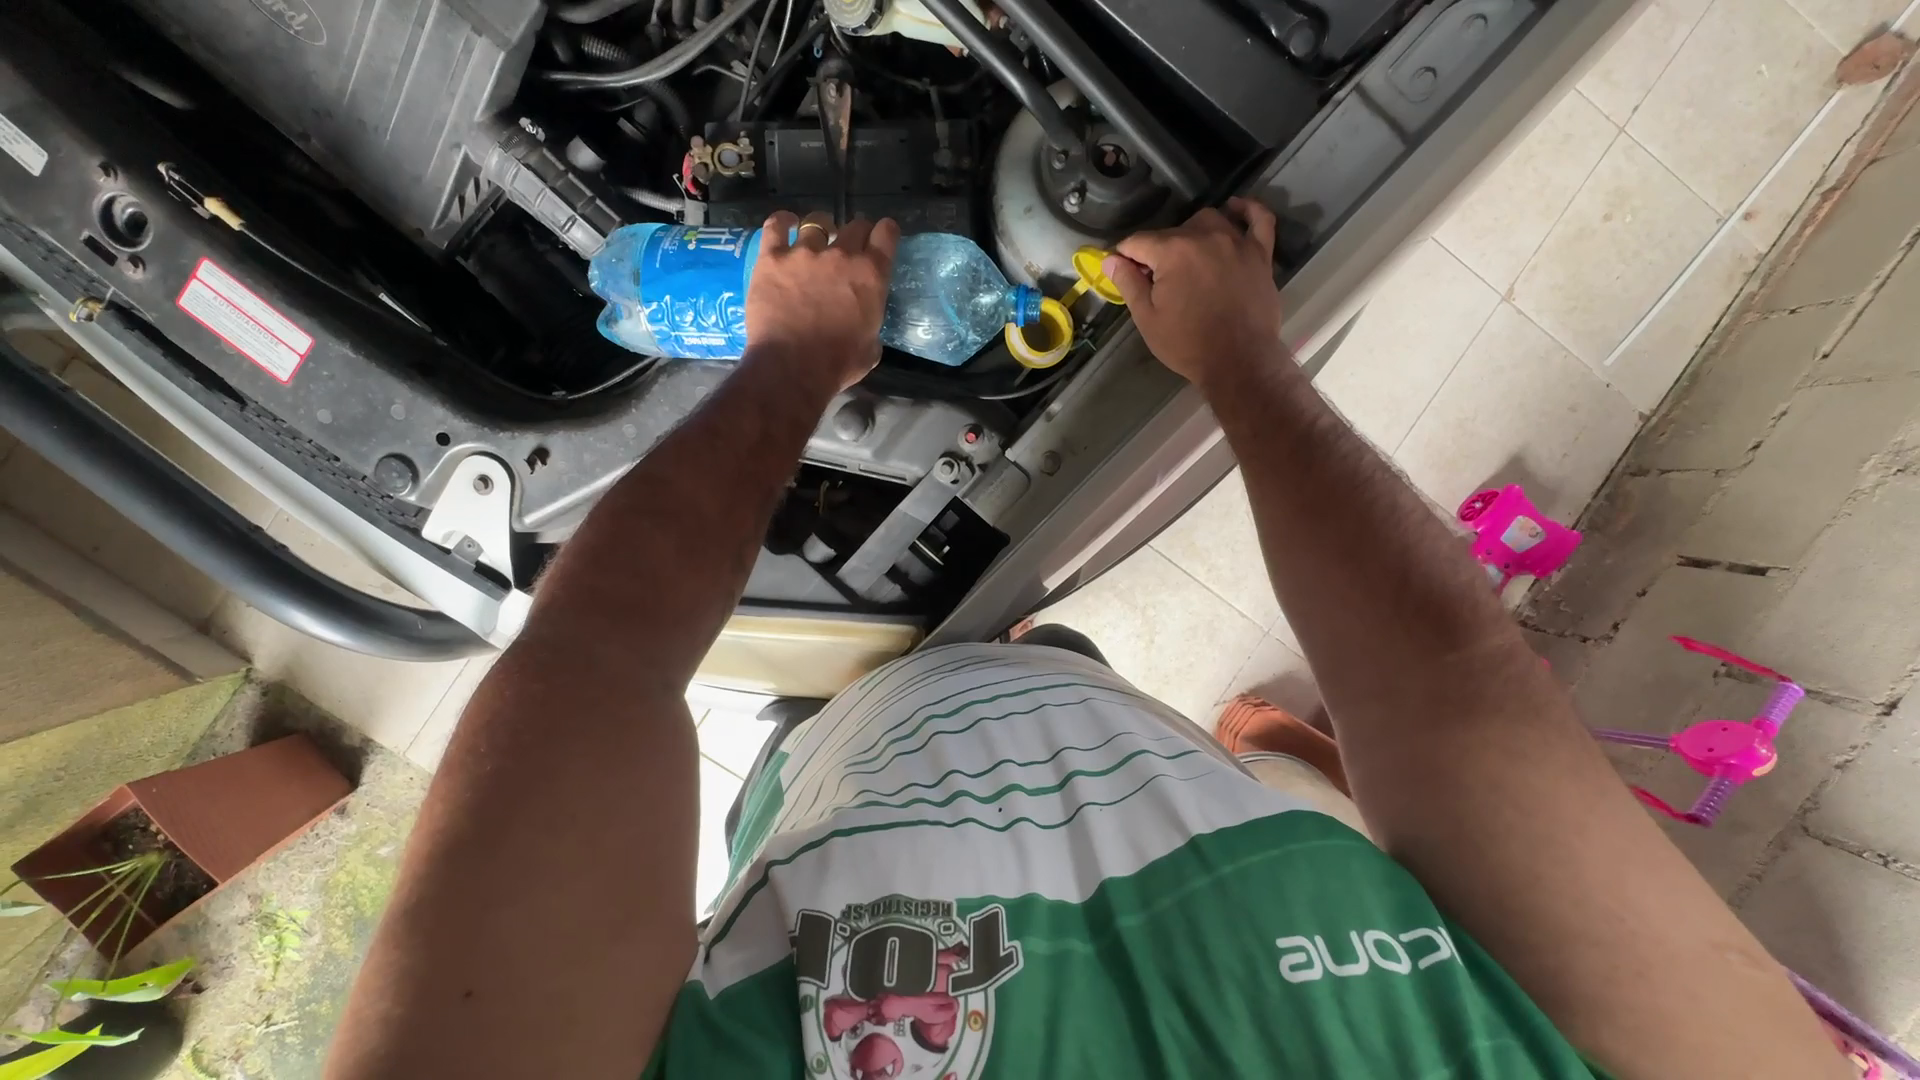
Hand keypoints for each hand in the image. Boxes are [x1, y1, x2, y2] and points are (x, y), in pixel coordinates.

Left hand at [746, 211, 900, 391]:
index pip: (886, 235)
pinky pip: (776, 225)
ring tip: (816, 237)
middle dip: (855, 232)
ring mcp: (804, 253)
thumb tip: (863, 323)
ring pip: (816, 222)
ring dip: (821, 227)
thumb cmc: (838, 364)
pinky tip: (785, 224)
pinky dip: (783, 221)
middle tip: (849, 245)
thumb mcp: (871, 348)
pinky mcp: (772, 258)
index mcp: (871, 276)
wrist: (793, 366)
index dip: (885, 233)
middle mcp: (841, 256)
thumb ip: (870, 325)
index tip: (881, 238)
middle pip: (854, 225)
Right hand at [1103, 197, 1288, 388]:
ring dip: (1192, 233)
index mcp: (1173, 252)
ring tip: (1187, 257)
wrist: (1238, 361)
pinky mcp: (1260, 254)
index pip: (1138, 242)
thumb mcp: (1147, 318)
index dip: (1125, 256)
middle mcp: (1205, 236)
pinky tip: (1234, 209)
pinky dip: (1247, 210)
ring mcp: (1236, 242)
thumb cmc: (1187, 344)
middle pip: (1172, 231)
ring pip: (1209, 220)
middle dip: (1158, 251)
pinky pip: (1259, 219)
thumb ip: (1128, 284)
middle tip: (1157, 281)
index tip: (1122, 272)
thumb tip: (1111, 260)